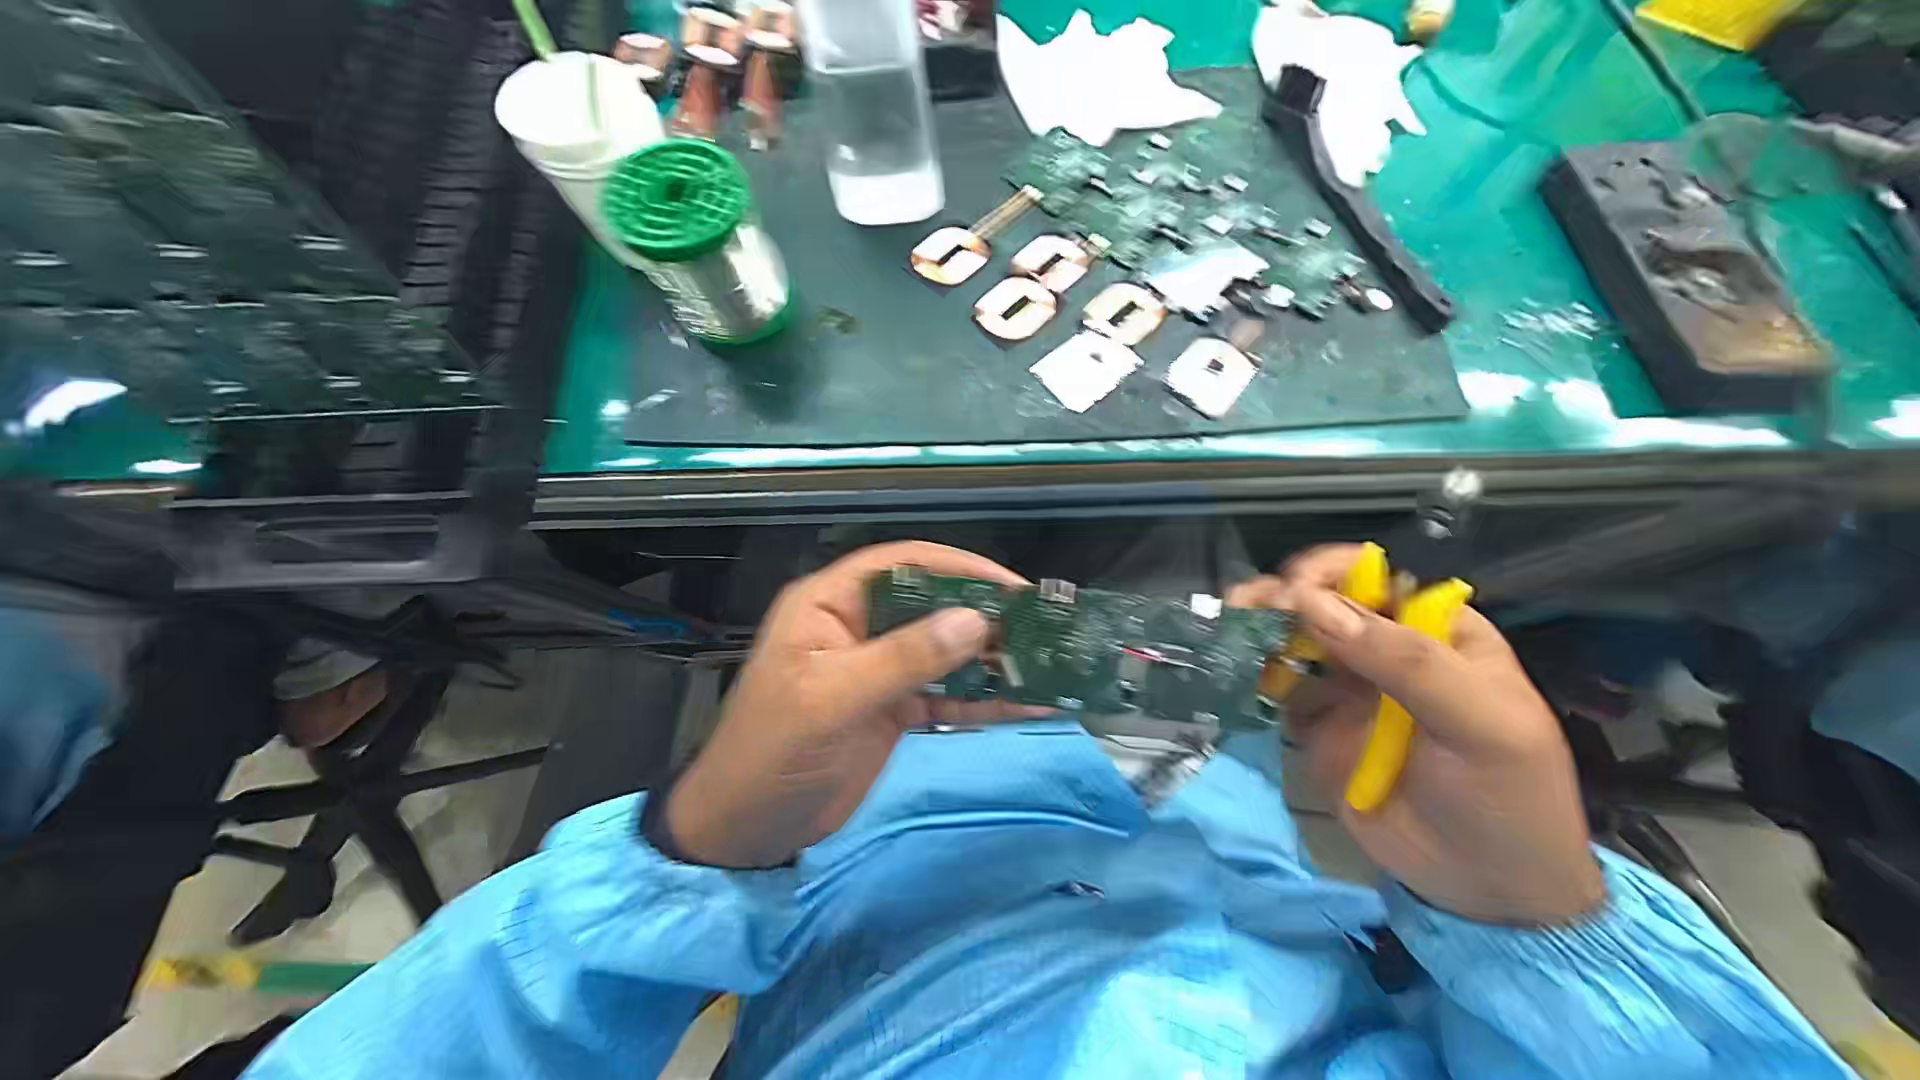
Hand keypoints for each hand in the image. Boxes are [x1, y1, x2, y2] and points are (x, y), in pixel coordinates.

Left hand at [667, 541, 1031, 867]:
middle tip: (1043, 627)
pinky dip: (985, 700)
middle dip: (985, 615)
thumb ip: (902, 658)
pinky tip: (1028, 705)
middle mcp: (858, 627)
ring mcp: (879, 670)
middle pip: (931, 605)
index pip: (901, 564)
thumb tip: (977, 620)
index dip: (958, 567)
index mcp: (830, 604)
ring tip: (1049, 665)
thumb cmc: (770, 753)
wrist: (743, 833)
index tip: (1012, 587)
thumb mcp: (831, 700)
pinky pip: (947, 696)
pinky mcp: (894, 710)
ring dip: (992, 659)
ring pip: (945, 650)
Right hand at [1230, 545, 1603, 923]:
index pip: (1379, 579)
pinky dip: (1253, 670)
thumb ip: (1405, 662)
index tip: (1296, 591)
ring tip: (1229, 623)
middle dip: (1282, 594)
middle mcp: (1386, 649)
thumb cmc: (1507, 800)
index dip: (1334, 573)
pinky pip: (1278, 684)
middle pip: (1325, 602)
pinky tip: (1234, 667)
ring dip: (1259, 624)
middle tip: (1246, 605)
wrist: (1485, 891)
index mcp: (1437, 634)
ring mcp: (1346, 686)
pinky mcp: (1316, 721)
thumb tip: (1311, 605)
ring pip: (1293, 637)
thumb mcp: (1481, 725)